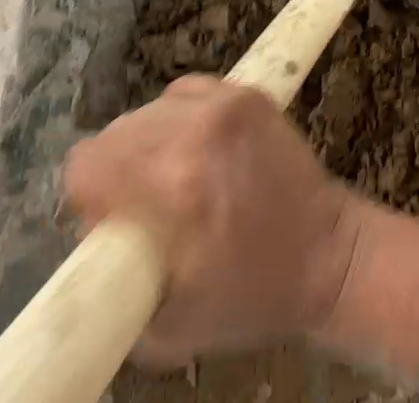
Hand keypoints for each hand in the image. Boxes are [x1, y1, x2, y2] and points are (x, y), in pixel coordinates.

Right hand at [63, 74, 364, 365]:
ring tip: (177, 177)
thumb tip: (90, 243)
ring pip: (146, 111)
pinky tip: (197, 149)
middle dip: (118, 171)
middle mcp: (196, 133)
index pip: (87, 162)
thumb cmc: (252, 295)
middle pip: (114, 134)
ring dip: (148, 144)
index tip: (113, 221)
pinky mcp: (246, 93)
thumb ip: (110, 287)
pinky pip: (182, 94)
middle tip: (146, 206)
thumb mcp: (168, 324)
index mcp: (174, 186)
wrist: (331, 256)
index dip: (89, 196)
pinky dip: (178, 118)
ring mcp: (225, 105)